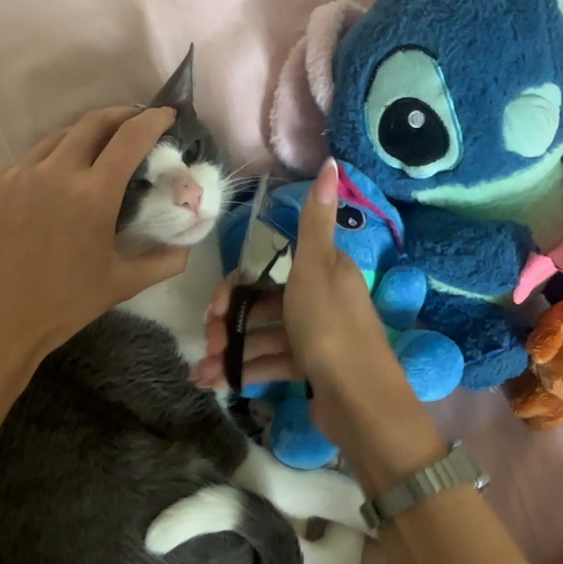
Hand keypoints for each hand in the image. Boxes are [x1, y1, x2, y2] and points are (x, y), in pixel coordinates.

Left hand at [0, 106, 187, 373]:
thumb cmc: (62, 308)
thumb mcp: (122, 285)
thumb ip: (164, 260)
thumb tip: (187, 241)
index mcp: (92, 195)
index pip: (130, 137)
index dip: (153, 120)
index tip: (165, 115)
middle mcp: (53, 173)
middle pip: (93, 122)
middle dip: (119, 116)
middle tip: (133, 124)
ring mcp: (13, 174)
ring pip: (56, 139)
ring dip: (81, 140)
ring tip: (92, 156)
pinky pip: (24, 163)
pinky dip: (45, 168)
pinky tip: (49, 192)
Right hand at [195, 161, 445, 487]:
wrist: (360, 400)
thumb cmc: (330, 327)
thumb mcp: (316, 268)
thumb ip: (315, 222)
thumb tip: (333, 163)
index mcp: (323, 272)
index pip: (267, 270)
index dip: (235, 287)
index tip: (214, 307)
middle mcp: (319, 300)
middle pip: (260, 304)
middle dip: (227, 323)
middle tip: (206, 343)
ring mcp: (315, 336)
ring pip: (262, 337)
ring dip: (229, 352)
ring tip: (202, 373)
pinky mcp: (311, 369)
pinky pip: (270, 363)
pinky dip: (244, 371)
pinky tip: (217, 384)